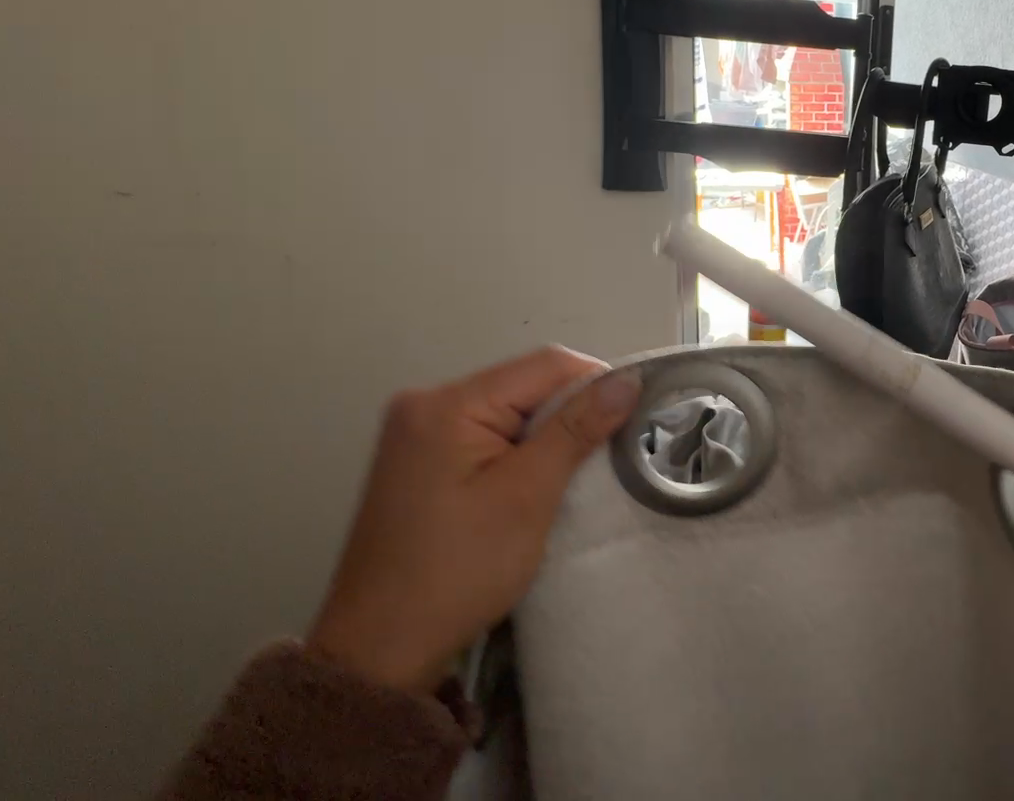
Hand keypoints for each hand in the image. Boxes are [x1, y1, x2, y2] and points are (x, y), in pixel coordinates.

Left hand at [307, 346, 640, 693]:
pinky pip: (492, 432)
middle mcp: (426, 403)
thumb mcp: (529, 494)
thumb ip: (578, 428)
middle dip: (574, 411)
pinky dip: (525, 449)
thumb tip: (628, 379)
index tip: (632, 421)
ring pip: (514, 408)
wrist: (381, 650)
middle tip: (607, 453)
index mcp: (446, 404)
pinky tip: (539, 479)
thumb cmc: (459, 569)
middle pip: (528, 383)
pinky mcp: (423, 459)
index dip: (598, 383)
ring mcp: (419, 432)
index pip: (546, 364)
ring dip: (552, 432)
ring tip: (578, 470)